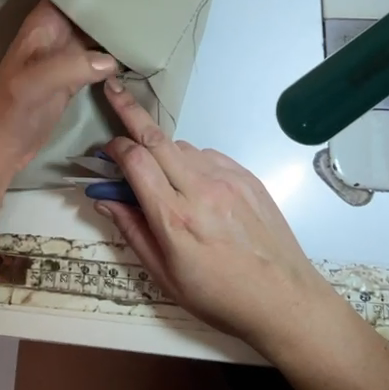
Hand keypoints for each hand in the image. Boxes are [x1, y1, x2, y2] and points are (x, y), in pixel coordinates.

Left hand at [0, 0, 132, 177]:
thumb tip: (111, 58)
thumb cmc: (9, 109)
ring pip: (99, 21)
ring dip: (122, 8)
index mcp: (43, 22)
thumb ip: (71, 67)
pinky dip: (122, 41)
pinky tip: (143, 39)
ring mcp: (67, 52)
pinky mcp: (76, 73)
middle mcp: (56, 30)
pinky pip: (104, 49)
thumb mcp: (36, 83)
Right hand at [94, 80, 338, 351]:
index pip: (135, 161)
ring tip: (163, 177)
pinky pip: (208, 155)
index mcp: (174, 218)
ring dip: (163, 149)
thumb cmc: (219, 297)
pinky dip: (191, 160)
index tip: (105, 149)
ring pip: (182, 146)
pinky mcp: (247, 177)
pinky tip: (194, 185)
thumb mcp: (165, 276)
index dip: (114, 148)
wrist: (284, 301)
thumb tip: (104, 200)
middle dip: (129, 110)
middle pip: (156, 137)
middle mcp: (200, 189)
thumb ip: (132, 231)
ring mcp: (228, 179)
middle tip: (113, 88)